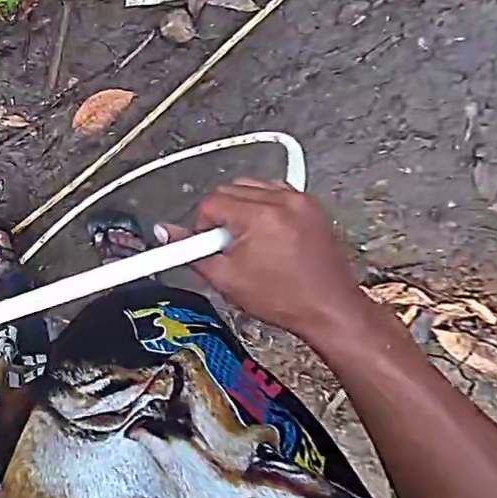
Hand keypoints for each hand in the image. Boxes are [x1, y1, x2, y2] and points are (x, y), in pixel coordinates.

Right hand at [155, 180, 374, 341]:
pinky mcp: (310, 207)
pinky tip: (262, 232)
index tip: (208, 245)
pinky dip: (262, 205)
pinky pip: (274, 192)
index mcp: (260, 216)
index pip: (211, 202)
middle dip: (219, 216)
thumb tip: (166, 233)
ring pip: (250, 187)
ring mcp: (300, 202)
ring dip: (240, 209)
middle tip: (225, 246)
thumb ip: (190, 251)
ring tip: (246, 240)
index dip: (202, 227)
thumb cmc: (286, 299)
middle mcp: (283, 202)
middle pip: (229, 190)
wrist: (330, 310)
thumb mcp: (224, 278)